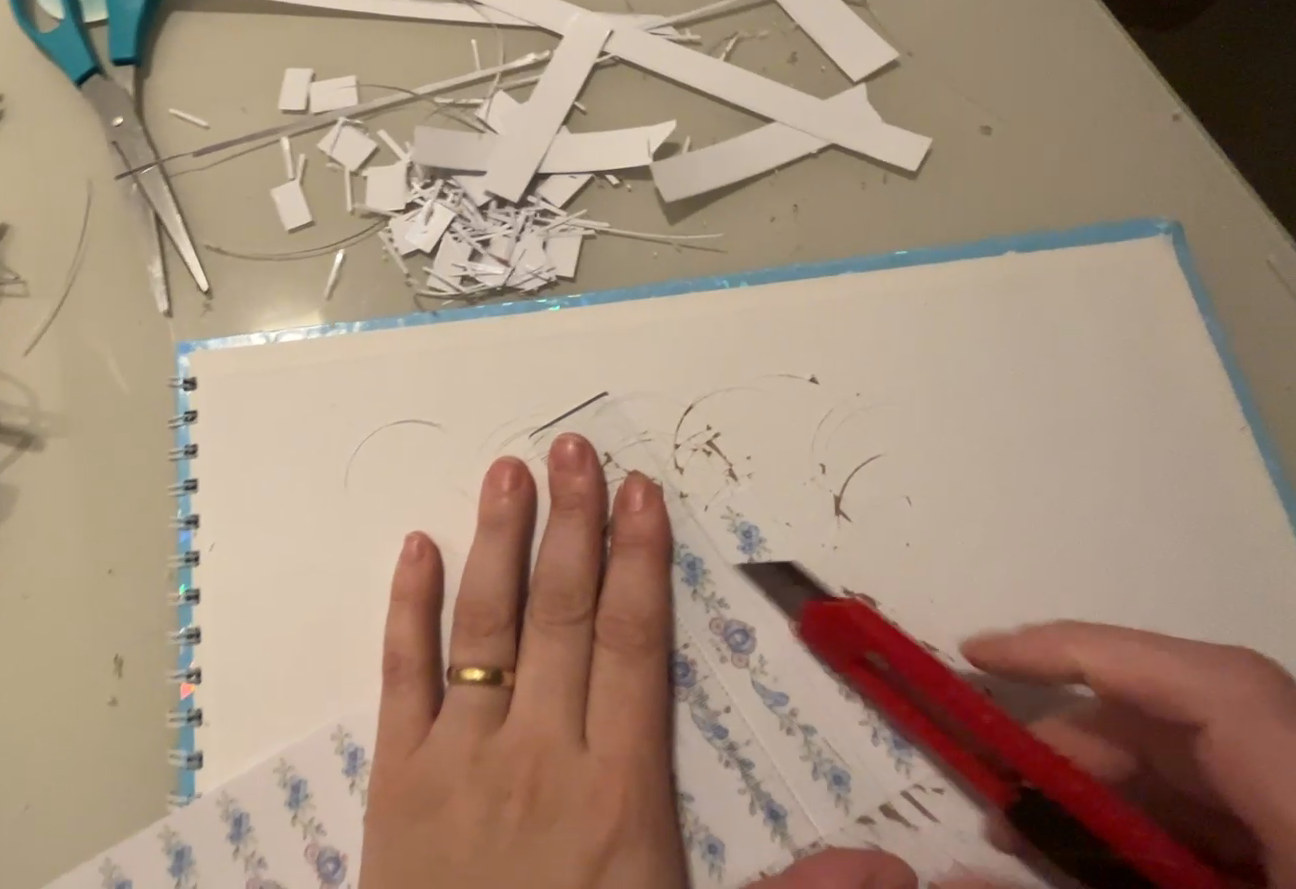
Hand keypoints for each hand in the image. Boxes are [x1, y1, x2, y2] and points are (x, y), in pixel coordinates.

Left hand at [361, 434, 683, 888]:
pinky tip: (414, 546)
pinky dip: (406, 605)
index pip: (636, 646)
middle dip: (574, 525)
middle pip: (565, 615)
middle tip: (572, 449)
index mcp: (619, 792)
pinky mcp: (397, 771)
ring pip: (485, 626)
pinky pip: (400, 672)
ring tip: (505, 472)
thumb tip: (898, 867)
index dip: (642, 562)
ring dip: (497, 542)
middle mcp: (540, 753)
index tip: (642, 493)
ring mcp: (460, 755)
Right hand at [961, 622, 1295, 887]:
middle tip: (1008, 806)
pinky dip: (1157, 836)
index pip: (1205, 685)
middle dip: (1077, 753)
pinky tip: (1119, 873)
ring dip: (1108, 798)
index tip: (978, 658)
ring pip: (1200, 773)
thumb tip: (945, 880)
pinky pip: (1229, 820)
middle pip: (1184, 727)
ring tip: (1046, 845)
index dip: (1082, 650)